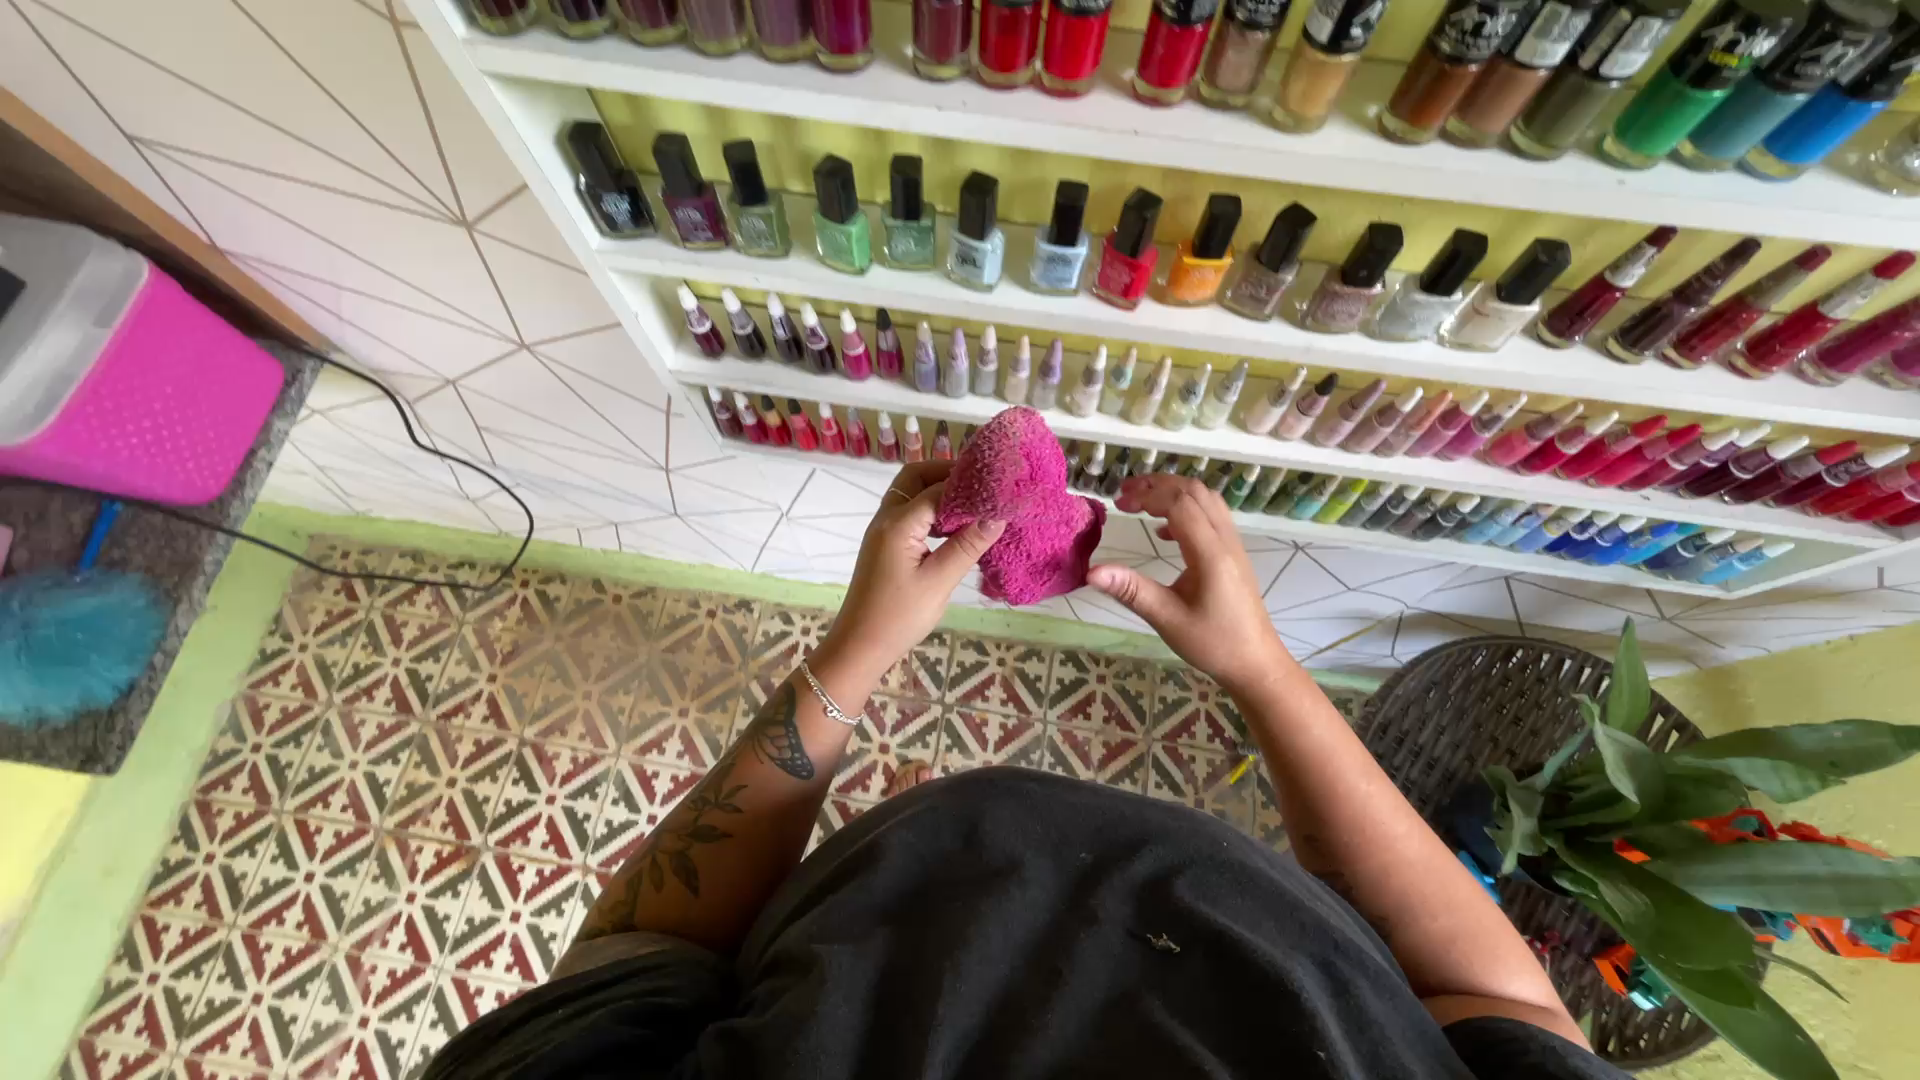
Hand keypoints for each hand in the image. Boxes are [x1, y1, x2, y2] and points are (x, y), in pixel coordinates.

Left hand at [814, 461, 1005, 690]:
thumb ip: (968, 545)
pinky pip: (909, 514)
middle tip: (980, 486)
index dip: (968, 484)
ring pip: (910, 494)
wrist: (860, 645)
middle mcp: (887, 519)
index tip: (999, 485)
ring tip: (973, 505)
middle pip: (915, 477)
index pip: (938, 488)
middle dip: (946, 474)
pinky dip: (931, 511)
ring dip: (938, 492)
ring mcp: (883, 532)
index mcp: (898, 523)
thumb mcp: (939, 581)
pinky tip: (954, 529)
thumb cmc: (899, 616)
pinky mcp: (886, 546)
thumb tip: (997, 514)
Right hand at [1086, 474, 1292, 694]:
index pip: (1179, 504)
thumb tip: (1091, 572)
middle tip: (1124, 495)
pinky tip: (1164, 531)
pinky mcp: (1234, 554)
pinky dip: (1186, 508)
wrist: (1256, 663)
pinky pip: (1212, 514)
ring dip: (1173, 492)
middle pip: (1194, 491)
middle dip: (1158, 485)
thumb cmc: (1212, 643)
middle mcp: (1225, 541)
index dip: (1148, 495)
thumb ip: (1131, 590)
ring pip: (1206, 499)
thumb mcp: (1167, 619)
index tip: (1119, 503)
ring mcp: (1234, 545)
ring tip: (1141, 503)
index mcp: (1210, 553)